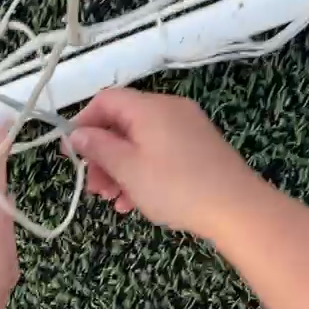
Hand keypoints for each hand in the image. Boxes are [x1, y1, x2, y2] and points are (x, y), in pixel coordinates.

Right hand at [65, 88, 273, 238]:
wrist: (236, 207)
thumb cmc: (176, 187)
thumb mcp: (128, 169)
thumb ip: (99, 148)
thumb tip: (77, 134)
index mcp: (150, 108)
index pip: (106, 100)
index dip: (84, 124)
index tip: (72, 154)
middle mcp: (169, 109)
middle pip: (123, 123)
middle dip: (103, 155)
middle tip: (95, 188)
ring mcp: (187, 128)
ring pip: (140, 142)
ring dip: (120, 169)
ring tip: (114, 201)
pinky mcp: (198, 148)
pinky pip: (160, 153)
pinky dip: (142, 172)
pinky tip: (136, 201)